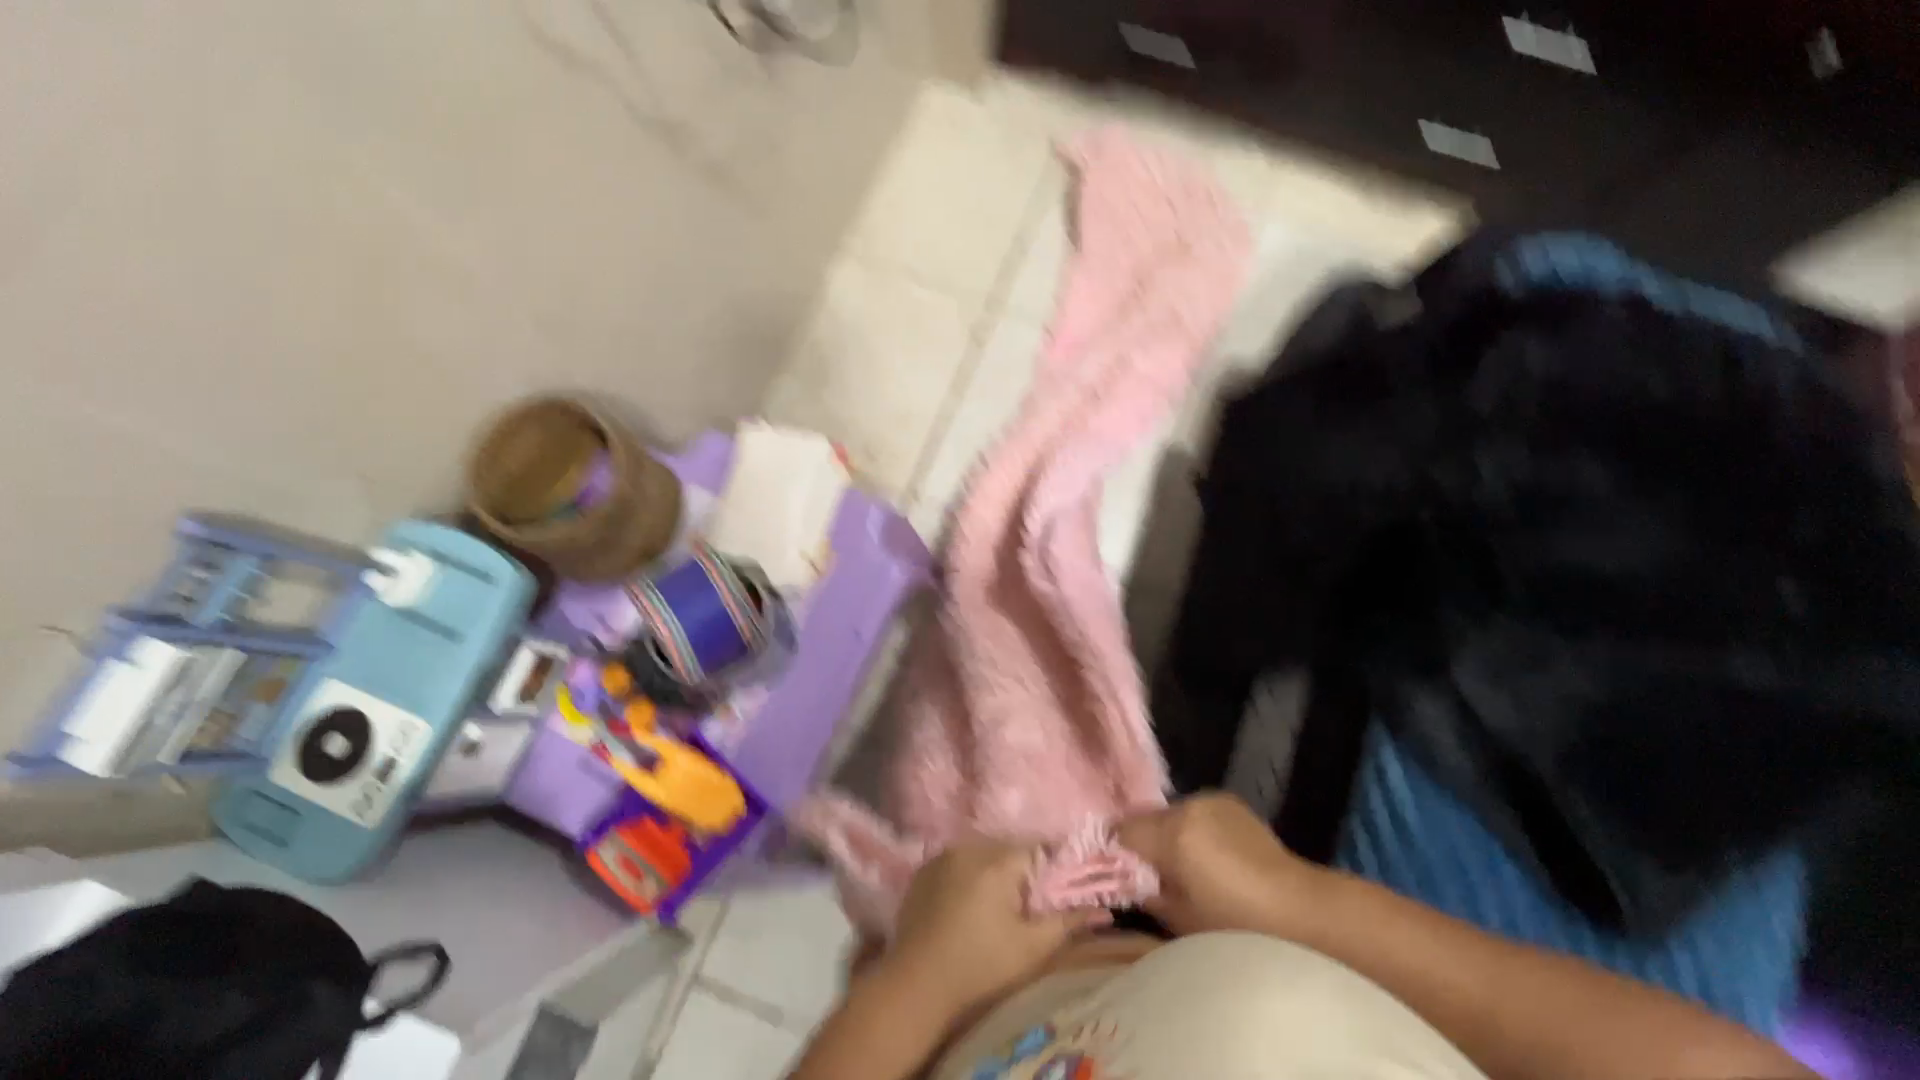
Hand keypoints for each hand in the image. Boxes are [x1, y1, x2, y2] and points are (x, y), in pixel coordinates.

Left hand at [878, 841, 1106, 1020]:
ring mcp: (942, 856)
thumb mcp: (1032, 948)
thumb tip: (1105, 911)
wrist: (915, 985)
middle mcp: (970, 847)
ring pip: (983, 854)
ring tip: (998, 907)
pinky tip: (968, 906)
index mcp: (998, 860)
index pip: (1040, 848)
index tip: (1058, 892)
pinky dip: (968, 877)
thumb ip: (1069, 922)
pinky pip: (957, 863)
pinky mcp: (923, 871)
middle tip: (1029, 905)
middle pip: (1010, 849)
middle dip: (1023, 871)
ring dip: (994, 872)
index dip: (1053, 869)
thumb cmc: (981, 966)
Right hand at [1117, 792, 1316, 936]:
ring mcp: (1211, 800)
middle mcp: (1188, 806)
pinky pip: (1195, 814)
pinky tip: (1207, 856)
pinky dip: (1192, 830)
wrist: (1299, 909)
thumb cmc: (1235, 924)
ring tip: (1182, 866)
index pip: (1121, 831)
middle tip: (1149, 874)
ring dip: (1168, 835)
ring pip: (1170, 815)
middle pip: (1145, 819)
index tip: (1117, 872)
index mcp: (1172, 833)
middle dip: (1143, 843)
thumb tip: (1127, 878)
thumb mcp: (1177, 916)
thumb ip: (1144, 890)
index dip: (1114, 852)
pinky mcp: (1230, 803)